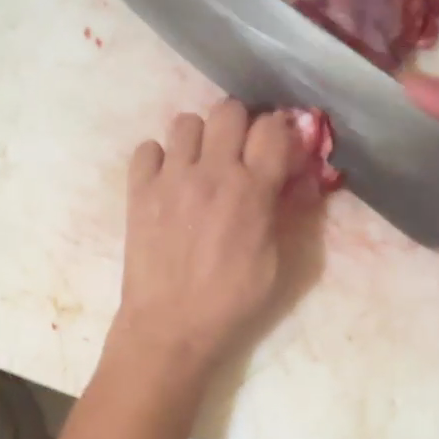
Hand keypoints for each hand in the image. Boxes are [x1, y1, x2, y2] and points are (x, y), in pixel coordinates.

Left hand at [112, 101, 300, 372]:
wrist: (170, 329)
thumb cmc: (230, 305)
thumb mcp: (278, 267)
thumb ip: (289, 216)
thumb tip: (300, 181)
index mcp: (252, 190)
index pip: (272, 127)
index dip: (277, 134)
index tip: (275, 151)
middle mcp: (211, 173)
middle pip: (228, 109)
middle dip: (238, 127)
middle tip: (236, 155)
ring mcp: (170, 179)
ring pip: (186, 121)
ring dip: (198, 139)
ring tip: (199, 168)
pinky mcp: (138, 192)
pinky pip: (147, 148)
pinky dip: (159, 159)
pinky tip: (167, 184)